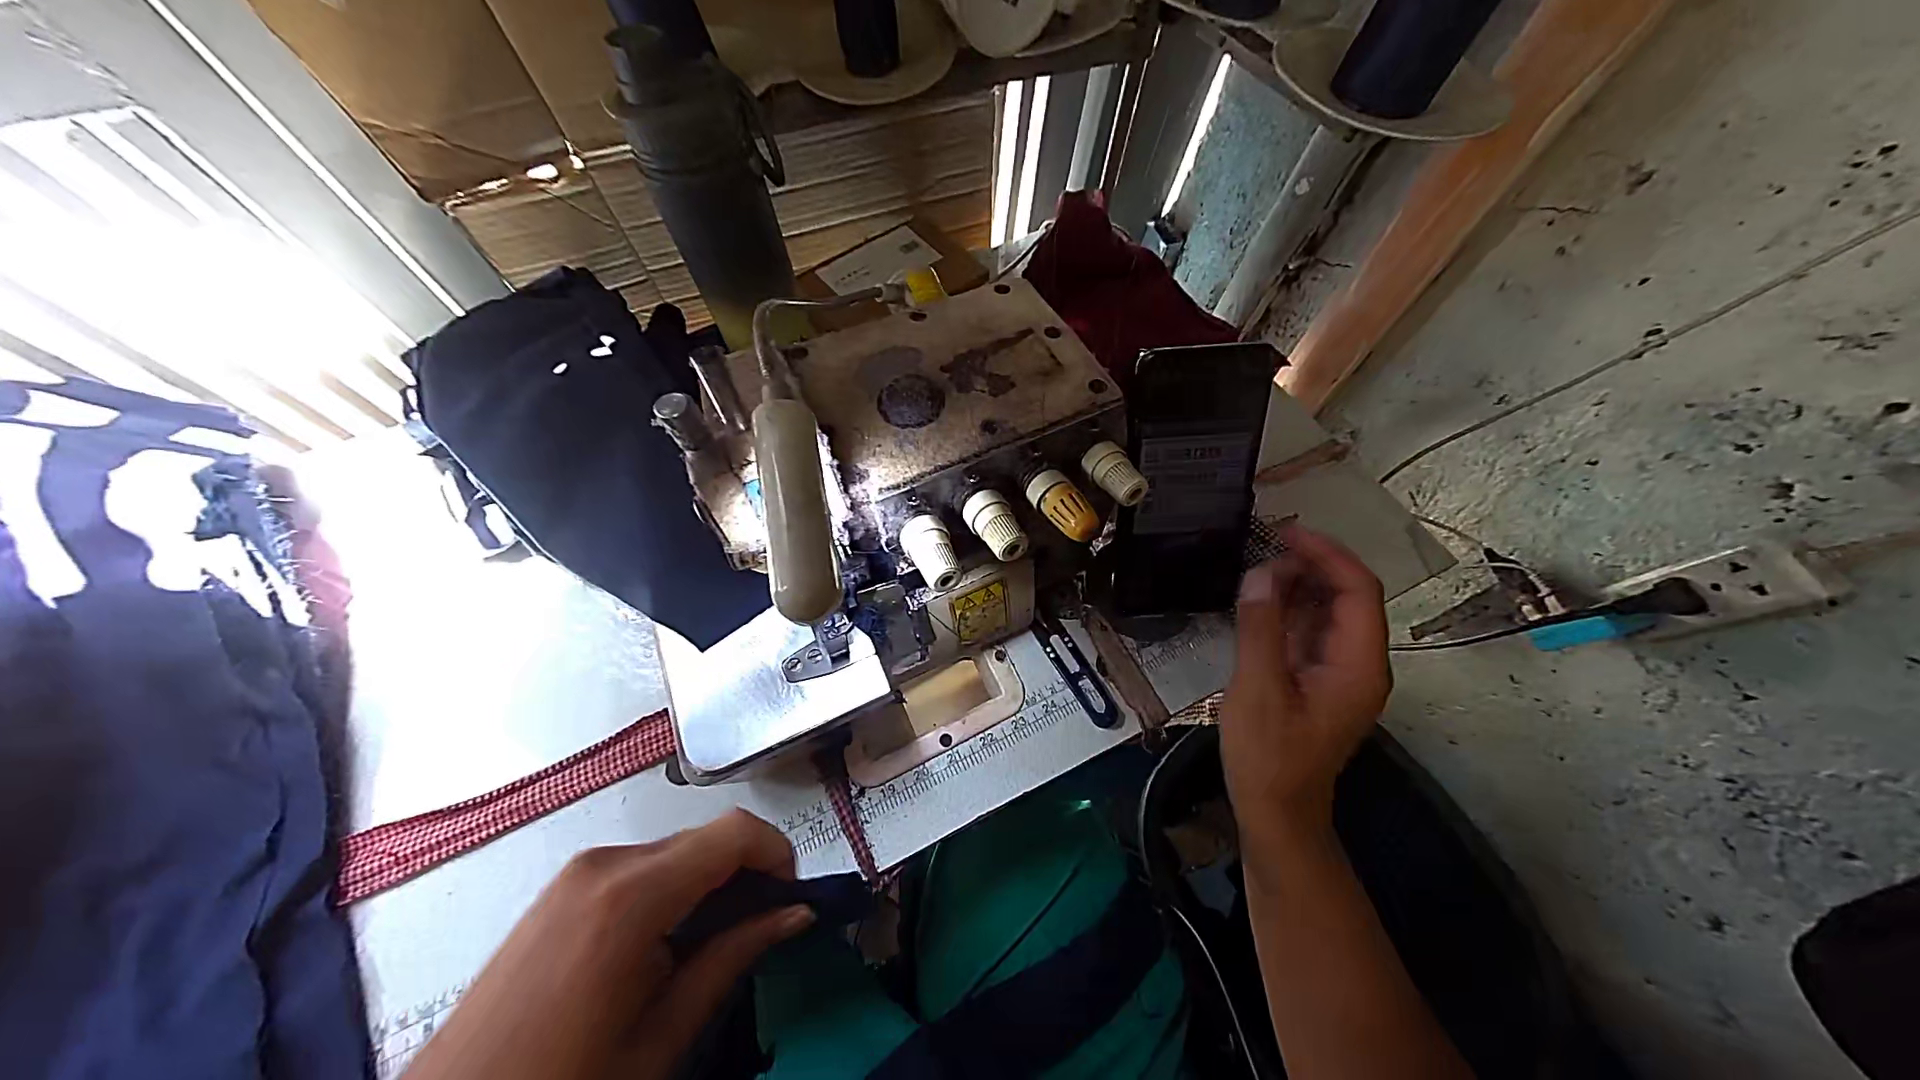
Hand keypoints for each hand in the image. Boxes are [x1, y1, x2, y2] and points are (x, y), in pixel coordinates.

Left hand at [404, 809, 814, 1079]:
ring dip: (708, 885)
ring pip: (677, 851)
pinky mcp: (563, 885)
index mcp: (631, 896)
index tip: (789, 899)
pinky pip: (641, 866)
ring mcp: (577, 871)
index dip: (777, 854)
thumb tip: (794, 913)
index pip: (734, 832)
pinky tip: (661, 946)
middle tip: (755, 933)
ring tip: (704, 950)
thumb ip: (734, 957)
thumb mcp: (661, 1035)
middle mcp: (604, 864)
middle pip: (707, 838)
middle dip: (744, 876)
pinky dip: (671, 889)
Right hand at [1219, 524, 1390, 836]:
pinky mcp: (1317, 679)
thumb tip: (1261, 574)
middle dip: (1310, 566)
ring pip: (1327, 612)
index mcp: (1358, 666)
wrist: (1276, 811)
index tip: (1287, 533)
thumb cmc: (1269, 757)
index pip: (1358, 592)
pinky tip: (1260, 600)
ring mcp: (1338, 672)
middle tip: (1263, 548)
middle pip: (1347, 597)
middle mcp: (1358, 664)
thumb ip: (1261, 628)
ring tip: (1257, 567)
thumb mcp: (1258, 689)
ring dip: (1297, 585)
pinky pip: (1310, 632)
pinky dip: (1287, 610)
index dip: (1327, 555)